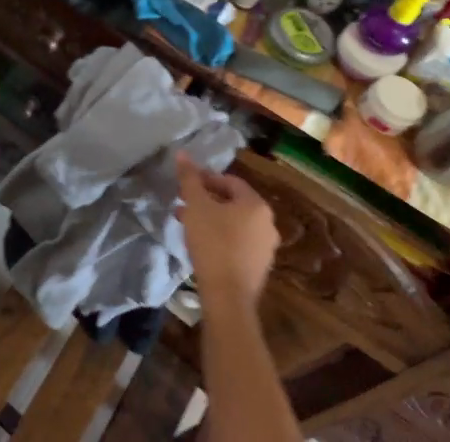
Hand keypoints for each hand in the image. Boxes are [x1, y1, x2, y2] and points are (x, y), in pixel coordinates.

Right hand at [175, 152, 279, 312]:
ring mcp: (266, 247)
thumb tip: (182, 153)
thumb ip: (189, 178)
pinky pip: (238, 242)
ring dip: (212, 219)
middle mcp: (267, 223)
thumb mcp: (196, 206)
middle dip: (206, 200)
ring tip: (187, 224)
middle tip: (183, 204)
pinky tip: (202, 244)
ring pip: (235, 224)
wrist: (228, 295)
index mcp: (256, 204)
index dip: (205, 179)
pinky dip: (221, 237)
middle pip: (233, 202)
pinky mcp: (259, 266)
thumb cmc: (212, 243)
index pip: (229, 181)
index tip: (185, 186)